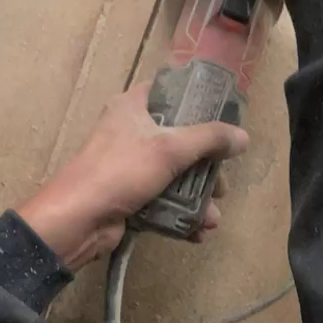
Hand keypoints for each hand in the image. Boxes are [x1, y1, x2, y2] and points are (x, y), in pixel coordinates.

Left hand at [16, 84, 248, 269]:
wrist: (77, 220)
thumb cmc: (121, 170)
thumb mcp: (171, 148)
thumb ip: (210, 139)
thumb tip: (244, 137)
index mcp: (132, 106)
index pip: (169, 91)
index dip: (197, 101)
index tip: (224, 118)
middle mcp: (130, 130)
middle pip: (179, 139)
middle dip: (205, 167)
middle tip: (221, 184)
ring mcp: (129, 165)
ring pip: (173, 174)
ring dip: (196, 197)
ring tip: (212, 218)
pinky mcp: (128, 195)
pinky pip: (162, 200)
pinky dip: (180, 214)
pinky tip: (198, 232)